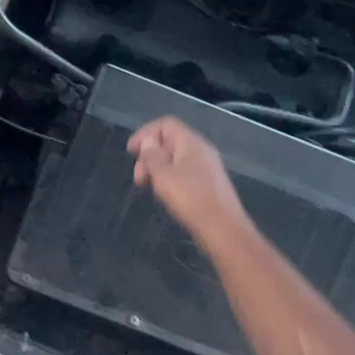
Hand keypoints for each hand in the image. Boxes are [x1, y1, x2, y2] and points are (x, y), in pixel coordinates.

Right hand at [128, 116, 249, 242]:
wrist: (224, 230)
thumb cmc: (190, 199)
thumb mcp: (163, 175)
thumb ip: (152, 155)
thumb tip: (148, 141)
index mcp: (191, 142)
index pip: (165, 124)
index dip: (145, 133)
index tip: (130, 152)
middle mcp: (202, 149)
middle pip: (171, 140)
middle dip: (150, 154)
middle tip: (138, 177)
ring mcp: (208, 167)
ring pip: (177, 158)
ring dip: (158, 168)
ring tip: (149, 187)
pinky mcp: (211, 184)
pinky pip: (185, 172)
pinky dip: (170, 178)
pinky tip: (166, 195)